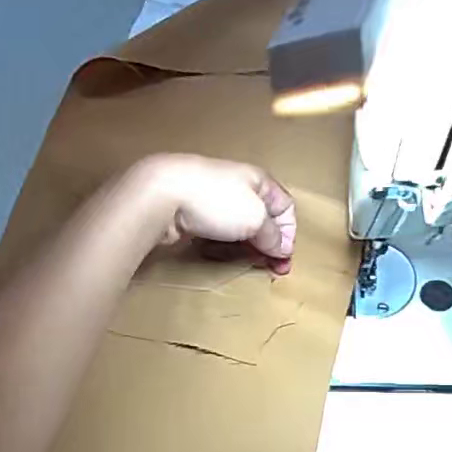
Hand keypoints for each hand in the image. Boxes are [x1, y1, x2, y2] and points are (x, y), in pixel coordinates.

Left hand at [115, 153, 297, 274]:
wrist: (162, 195)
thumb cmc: (216, 201)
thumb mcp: (256, 220)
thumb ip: (272, 236)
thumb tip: (282, 248)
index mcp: (260, 181)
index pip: (286, 208)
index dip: (289, 235)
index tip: (283, 258)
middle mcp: (239, 187)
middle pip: (262, 221)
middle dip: (267, 246)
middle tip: (268, 269)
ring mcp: (214, 200)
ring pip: (238, 229)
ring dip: (243, 248)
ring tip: (242, 262)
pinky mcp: (194, 213)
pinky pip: (215, 233)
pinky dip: (220, 245)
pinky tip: (215, 253)